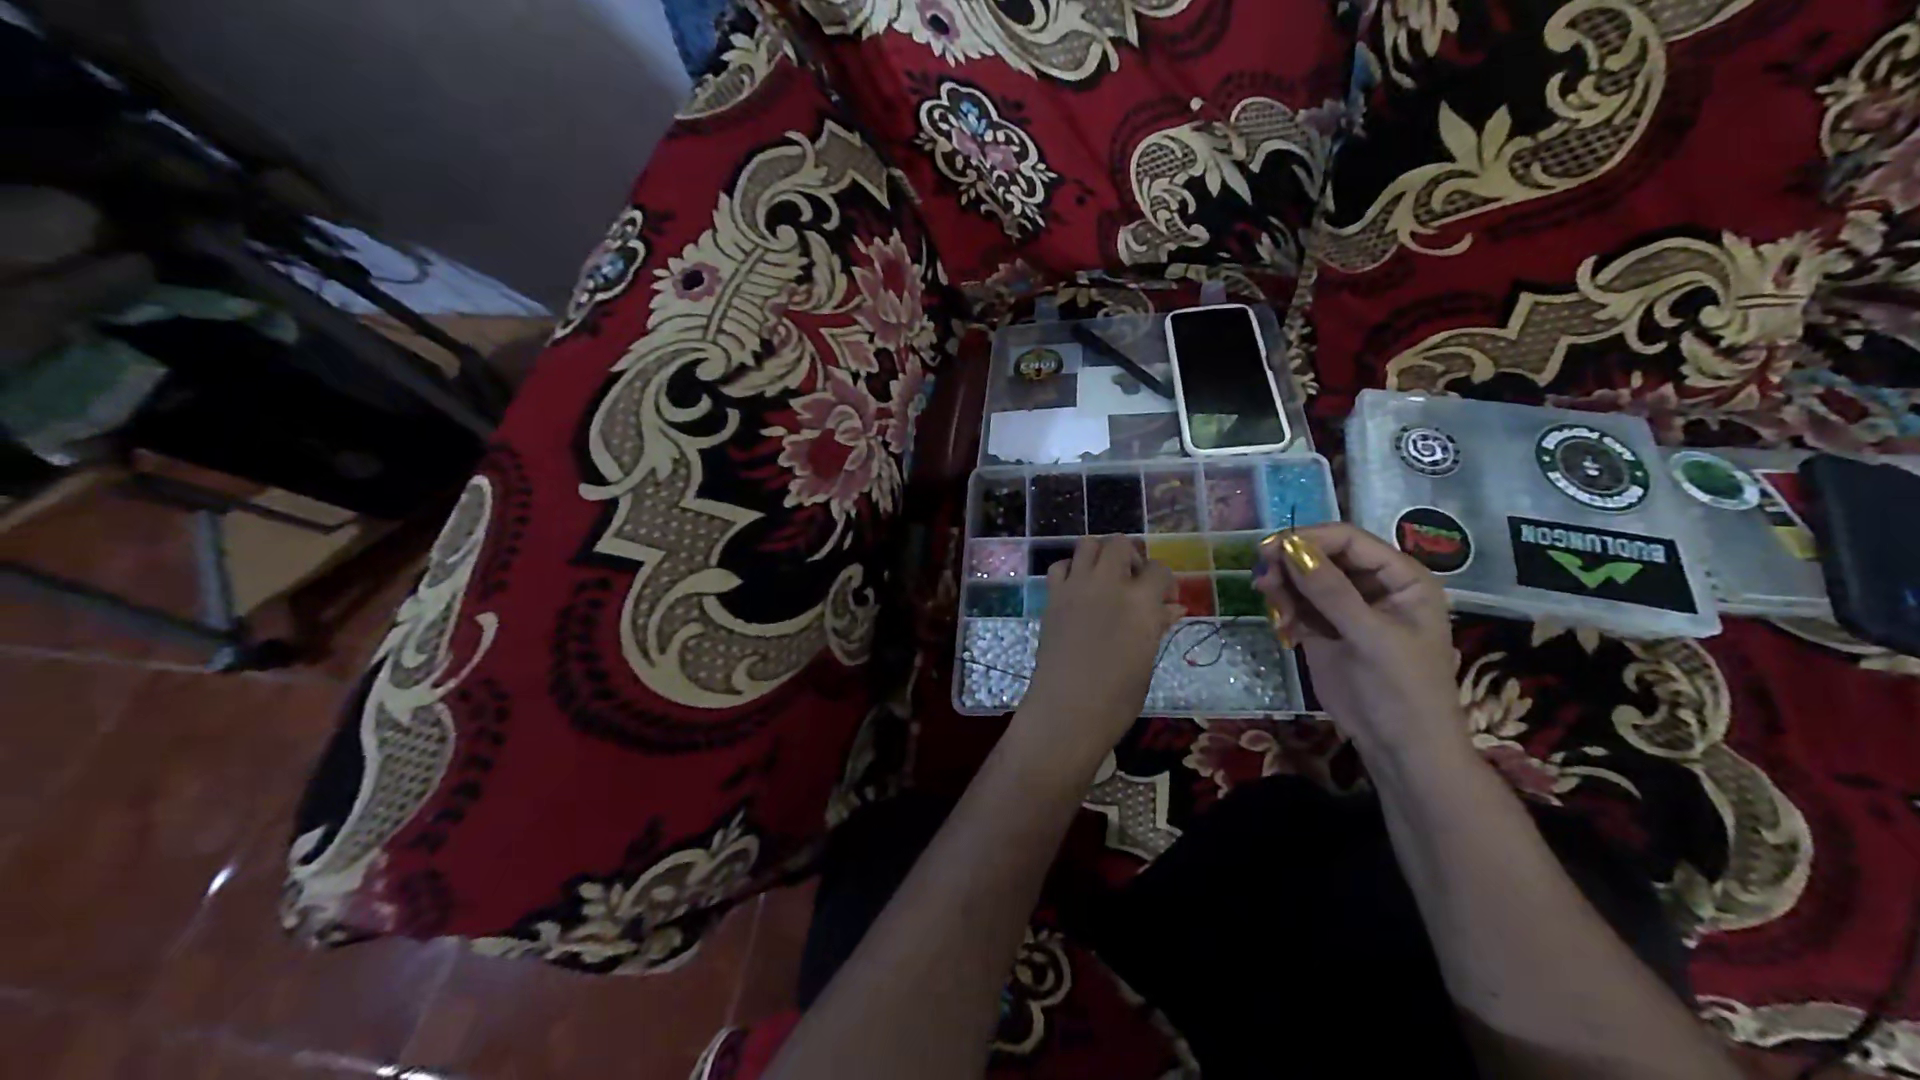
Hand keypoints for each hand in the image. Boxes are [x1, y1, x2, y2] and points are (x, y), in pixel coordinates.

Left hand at [1017, 535, 1182, 757]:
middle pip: (1120, 544)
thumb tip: (1170, 608)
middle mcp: (1108, 584)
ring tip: (1106, 580)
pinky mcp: (1052, 598)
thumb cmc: (1117, 697)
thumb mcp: (1146, 660)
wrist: (1067, 710)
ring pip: (1087, 544)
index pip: (1159, 570)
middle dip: (1131, 557)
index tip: (1165, 602)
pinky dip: (1071, 569)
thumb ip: (1156, 626)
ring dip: (1100, 555)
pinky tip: (1078, 590)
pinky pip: (1060, 566)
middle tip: (1133, 583)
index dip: (1166, 583)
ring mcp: (1076, 587)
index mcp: (1141, 602)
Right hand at [1254, 524, 1464, 756]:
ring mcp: (1346, 608)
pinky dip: (1283, 610)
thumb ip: (1330, 591)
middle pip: (1323, 556)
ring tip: (1273, 608)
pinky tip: (1281, 627)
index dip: (1311, 539)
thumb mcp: (1370, 637)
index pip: (1350, 541)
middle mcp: (1374, 586)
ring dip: (1283, 587)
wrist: (1400, 747)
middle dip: (1291, 564)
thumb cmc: (1402, 689)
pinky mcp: (1324, 630)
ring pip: (1304, 580)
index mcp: (1401, 578)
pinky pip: (1297, 605)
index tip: (1270, 549)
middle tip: (1262, 579)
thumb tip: (1290, 547)